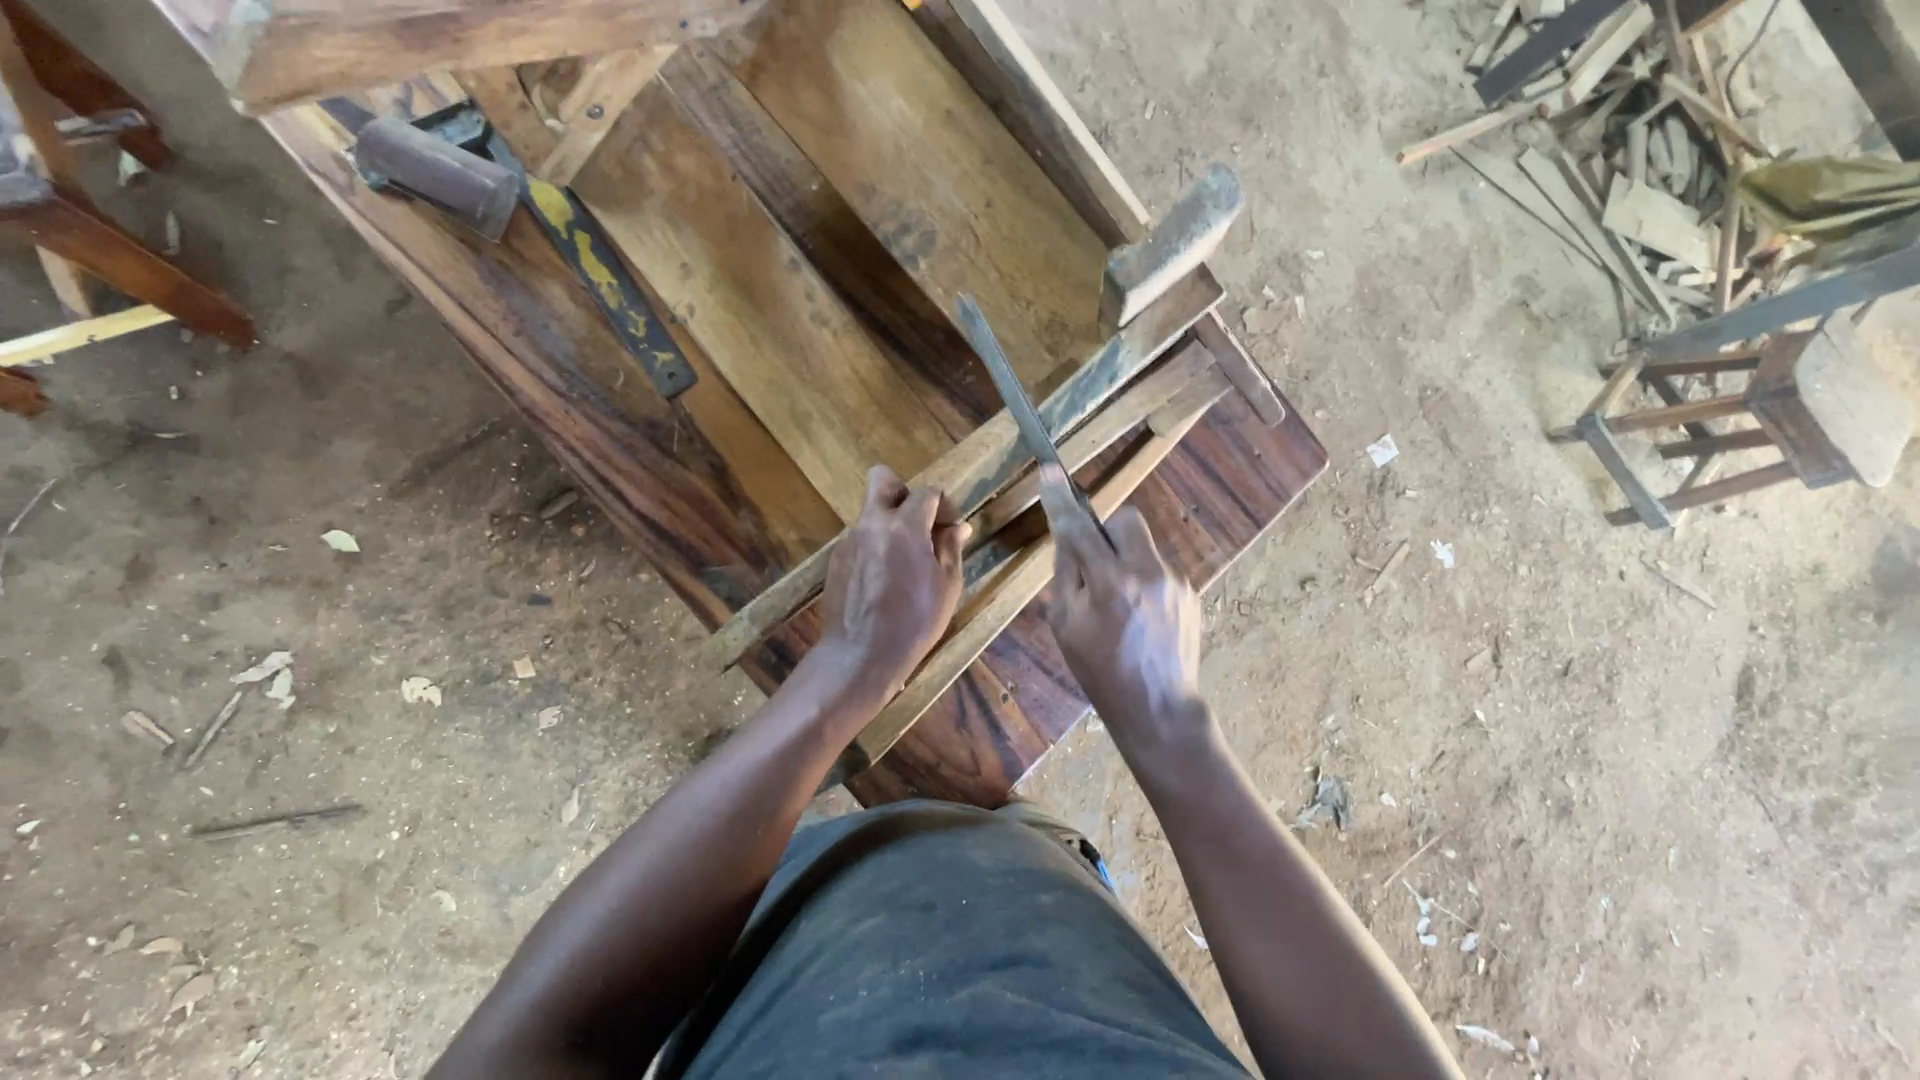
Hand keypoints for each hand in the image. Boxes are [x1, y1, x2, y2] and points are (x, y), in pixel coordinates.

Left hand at [816, 466, 969, 697]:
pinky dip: (875, 547)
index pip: (927, 492)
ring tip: (905, 563)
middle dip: (904, 492)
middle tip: (920, 524)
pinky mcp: (837, 560)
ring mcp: (849, 540)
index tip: (951, 530)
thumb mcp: (947, 586)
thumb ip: (951, 548)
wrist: (861, 654)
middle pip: (882, 479)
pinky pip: (860, 539)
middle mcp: (871, 524)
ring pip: (870, 513)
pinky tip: (885, 581)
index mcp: (904, 527)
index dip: (944, 506)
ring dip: (890, 524)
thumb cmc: (914, 622)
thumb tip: (958, 526)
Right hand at [1037, 465, 1210, 751]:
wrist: (1158, 708)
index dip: (1060, 500)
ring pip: (1143, 548)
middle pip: (1126, 520)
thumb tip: (1069, 538)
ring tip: (1118, 608)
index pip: (1079, 528)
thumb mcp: (1065, 626)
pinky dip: (1143, 583)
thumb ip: (1066, 575)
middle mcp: (1148, 573)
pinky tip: (1139, 620)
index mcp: (1110, 584)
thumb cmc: (1100, 672)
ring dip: (1124, 562)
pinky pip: (1158, 571)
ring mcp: (1175, 583)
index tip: (1050, 470)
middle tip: (1094, 563)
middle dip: (1107, 530)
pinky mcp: (1190, 594)